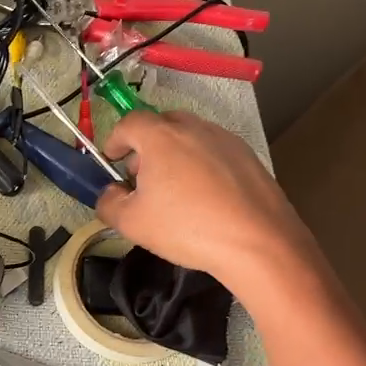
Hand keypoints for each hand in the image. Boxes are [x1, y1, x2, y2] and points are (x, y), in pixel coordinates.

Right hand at [97, 110, 323, 291]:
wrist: (257, 241)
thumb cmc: (186, 227)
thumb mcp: (131, 223)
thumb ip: (108, 203)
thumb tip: (110, 194)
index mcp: (161, 137)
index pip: (129, 123)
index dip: (115, 140)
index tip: (111, 160)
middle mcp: (194, 128)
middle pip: (162, 125)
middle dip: (146, 146)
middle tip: (142, 177)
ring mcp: (225, 140)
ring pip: (191, 137)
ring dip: (176, 155)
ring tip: (175, 190)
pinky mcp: (249, 157)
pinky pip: (215, 153)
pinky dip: (202, 165)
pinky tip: (206, 198)